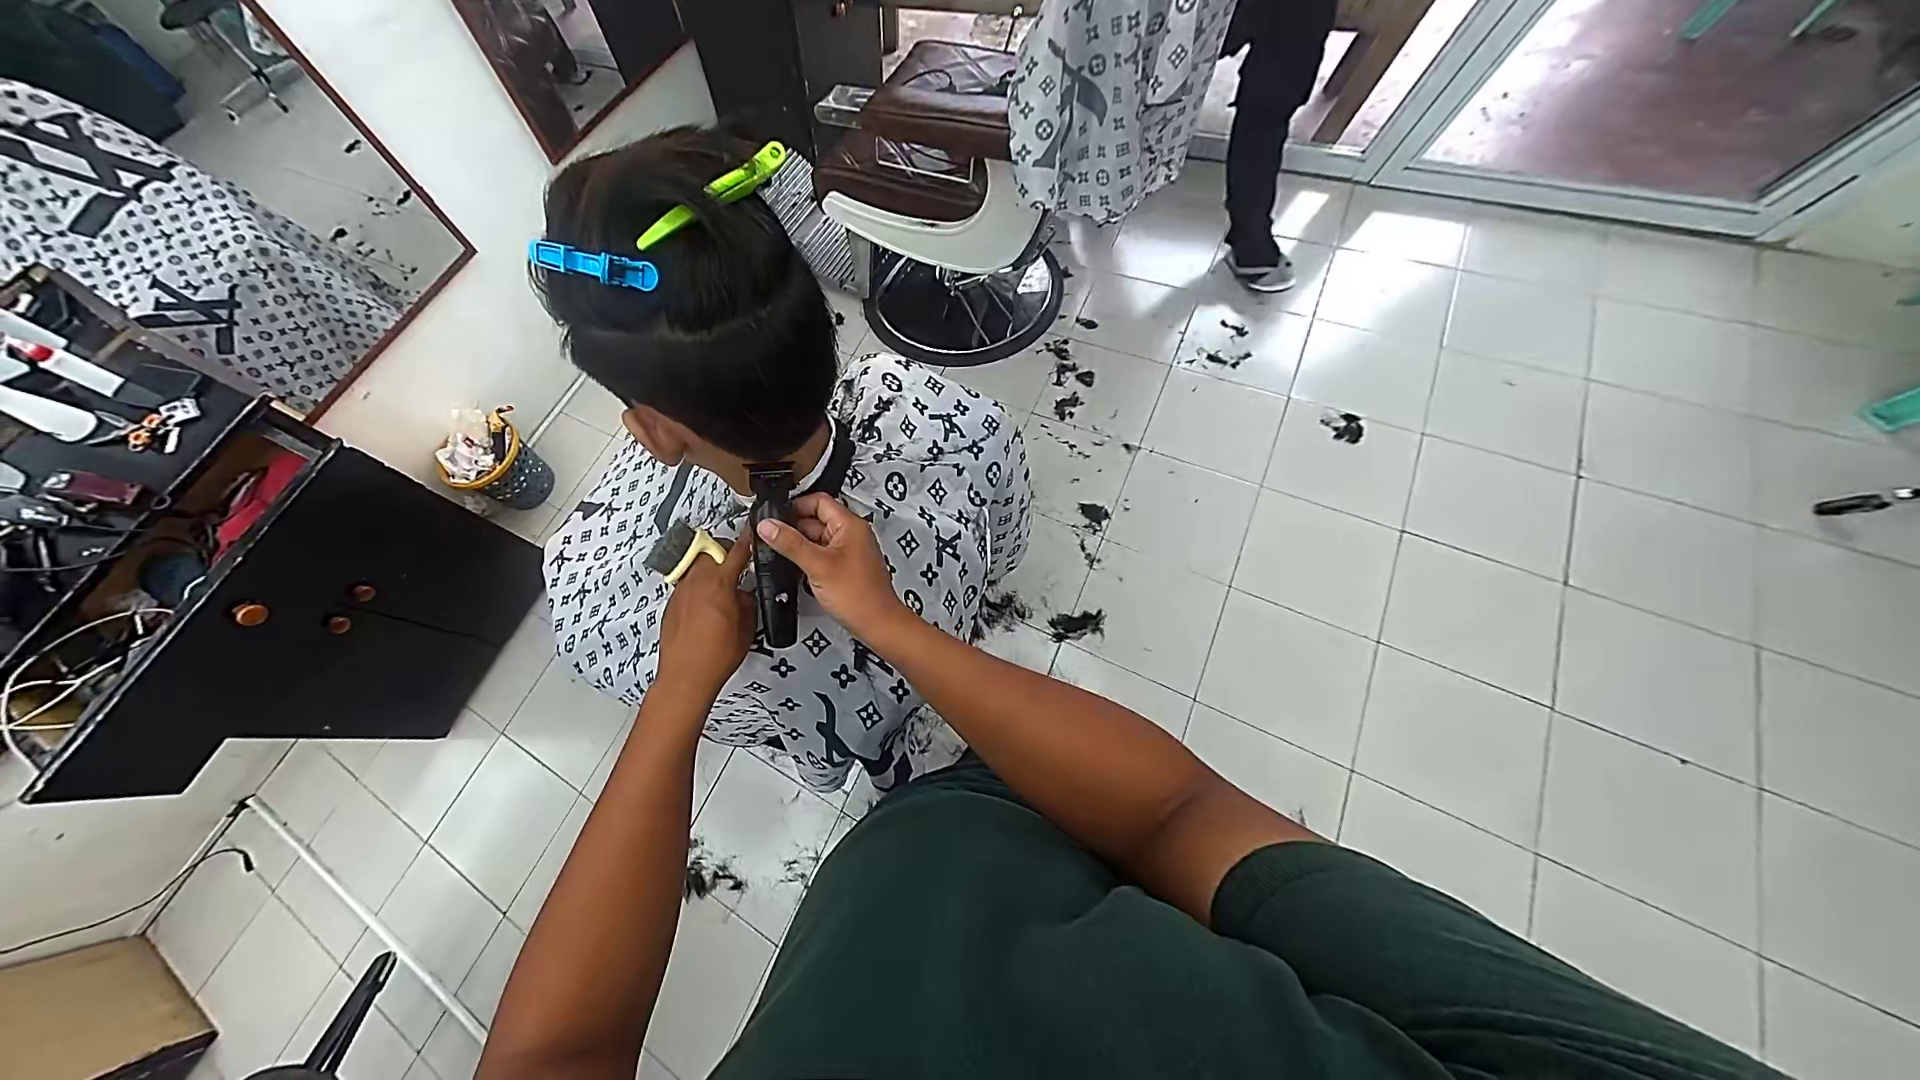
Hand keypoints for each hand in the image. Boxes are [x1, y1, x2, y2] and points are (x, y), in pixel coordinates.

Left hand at [655, 529, 756, 699]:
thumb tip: (745, 593)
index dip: (748, 540)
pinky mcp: (672, 604)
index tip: (753, 532)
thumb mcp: (747, 626)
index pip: (737, 551)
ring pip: (698, 566)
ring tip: (724, 585)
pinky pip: (688, 584)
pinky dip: (700, 586)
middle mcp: (696, 583)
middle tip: (738, 561)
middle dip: (726, 552)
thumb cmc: (715, 656)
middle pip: (711, 551)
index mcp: (719, 584)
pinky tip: (709, 604)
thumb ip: (747, 601)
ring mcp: (681, 592)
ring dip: (712, 569)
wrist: (686, 677)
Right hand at [756, 493, 908, 637]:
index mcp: (850, 525)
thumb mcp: (818, 565)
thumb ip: (791, 543)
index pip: (818, 501)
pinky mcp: (844, 566)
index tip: (775, 517)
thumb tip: (769, 526)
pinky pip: (821, 554)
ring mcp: (848, 550)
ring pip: (816, 538)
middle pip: (814, 519)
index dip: (795, 506)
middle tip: (772, 539)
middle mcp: (851, 534)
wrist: (876, 623)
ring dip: (799, 545)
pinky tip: (797, 569)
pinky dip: (808, 559)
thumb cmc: (860, 596)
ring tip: (782, 555)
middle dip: (792, 528)